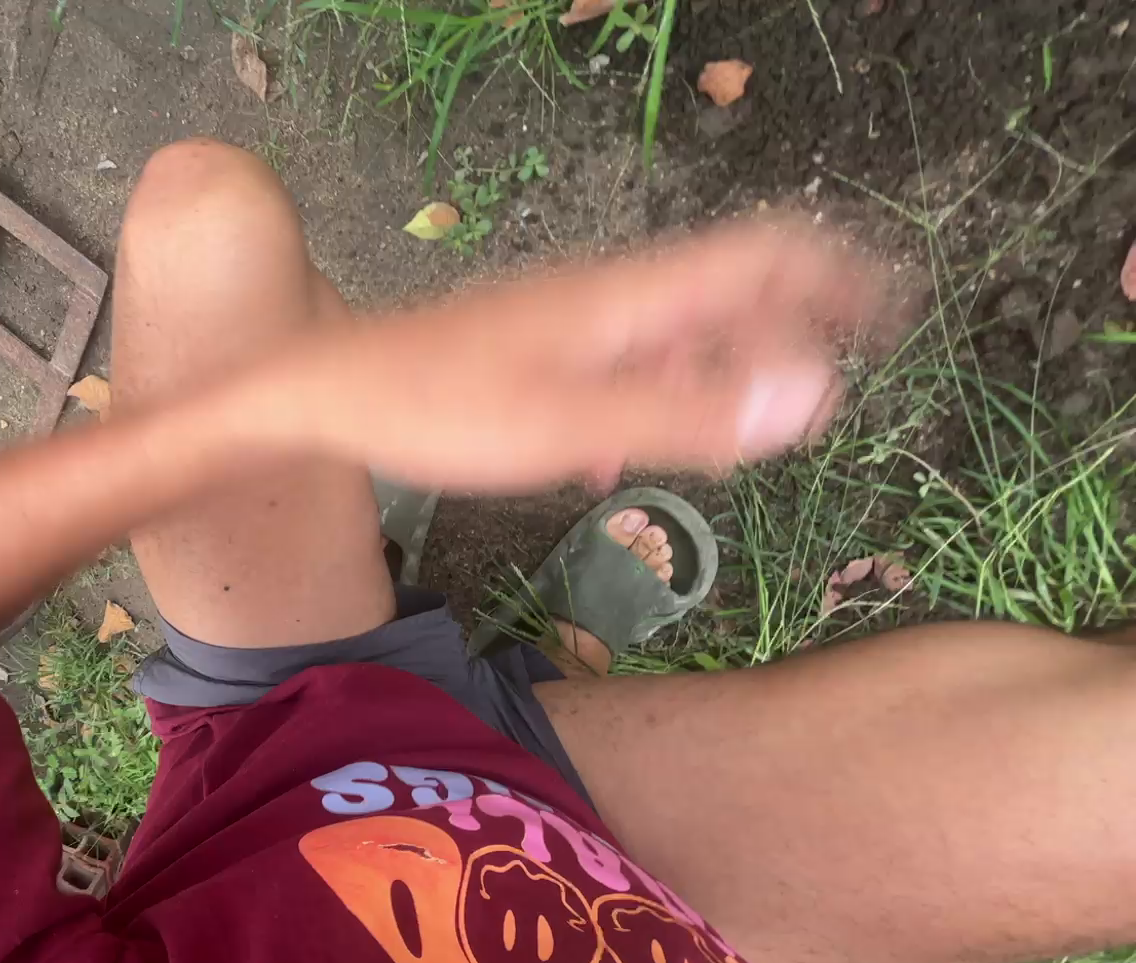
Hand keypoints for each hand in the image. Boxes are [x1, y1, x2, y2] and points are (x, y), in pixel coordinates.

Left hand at [266, 220, 896, 491]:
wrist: (323, 393)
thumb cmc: (434, 410)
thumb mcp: (564, 427)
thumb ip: (683, 415)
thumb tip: (816, 394)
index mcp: (623, 297)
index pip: (765, 255)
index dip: (838, 280)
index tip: (887, 322)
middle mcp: (592, 292)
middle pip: (713, 295)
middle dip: (768, 344)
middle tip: (790, 409)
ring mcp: (545, 319)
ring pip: (650, 336)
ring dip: (692, 382)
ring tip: (706, 444)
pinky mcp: (507, 348)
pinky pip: (591, 365)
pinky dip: (622, 403)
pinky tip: (599, 460)